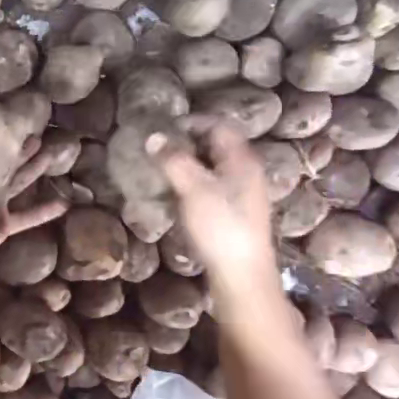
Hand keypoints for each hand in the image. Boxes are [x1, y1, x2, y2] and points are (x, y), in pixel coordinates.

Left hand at [0, 136, 68, 291]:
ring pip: (19, 183)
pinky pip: (27, 218)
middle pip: (4, 163)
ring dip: (35, 170)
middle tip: (37, 131)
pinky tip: (63, 204)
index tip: (6, 117)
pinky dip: (44, 212)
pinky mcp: (2, 227)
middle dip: (20, 148)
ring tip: (53, 154)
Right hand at [150, 120, 277, 279]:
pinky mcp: (233, 214)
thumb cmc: (221, 227)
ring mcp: (241, 194)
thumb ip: (173, 160)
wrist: (242, 276)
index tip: (164, 130)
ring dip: (186, 166)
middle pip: (215, 146)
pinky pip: (210, 188)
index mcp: (242, 160)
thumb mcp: (193, 189)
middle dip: (186, 144)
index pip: (219, 125)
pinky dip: (190, 185)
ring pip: (211, 168)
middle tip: (157, 149)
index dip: (192, 122)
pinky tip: (173, 196)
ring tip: (160, 171)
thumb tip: (153, 136)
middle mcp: (246, 172)